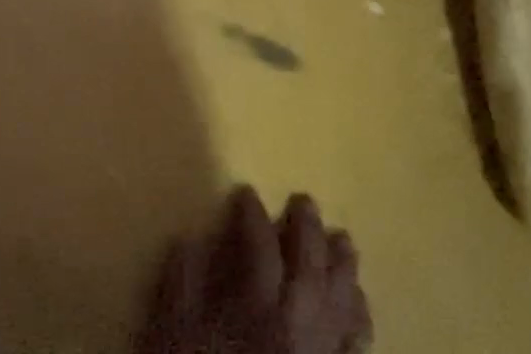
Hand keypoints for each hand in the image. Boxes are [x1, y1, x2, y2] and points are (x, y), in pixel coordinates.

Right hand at [139, 186, 370, 353]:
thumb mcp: (172, 328)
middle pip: (311, 268)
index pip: (261, 249)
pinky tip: (357, 297)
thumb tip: (190, 241)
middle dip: (307, 230)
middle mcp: (300, 325)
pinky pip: (358, 338)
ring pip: (343, 300)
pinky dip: (359, 310)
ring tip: (344, 238)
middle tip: (305, 200)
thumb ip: (181, 283)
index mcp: (257, 308)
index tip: (245, 192)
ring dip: (344, 265)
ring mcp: (324, 352)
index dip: (253, 216)